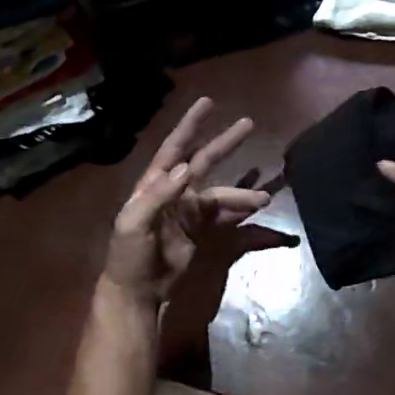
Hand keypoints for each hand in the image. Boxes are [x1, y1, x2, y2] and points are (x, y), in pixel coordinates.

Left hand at [104, 98, 270, 304]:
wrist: (137, 292)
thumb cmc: (128, 255)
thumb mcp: (134, 223)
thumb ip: (159, 194)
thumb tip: (187, 167)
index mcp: (155, 184)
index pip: (175, 148)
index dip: (190, 124)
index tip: (208, 102)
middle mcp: (177, 192)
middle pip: (205, 161)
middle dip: (226, 143)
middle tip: (248, 123)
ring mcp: (192, 212)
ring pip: (223, 195)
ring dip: (244, 195)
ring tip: (265, 198)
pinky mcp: (203, 232)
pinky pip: (228, 218)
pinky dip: (245, 214)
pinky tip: (261, 209)